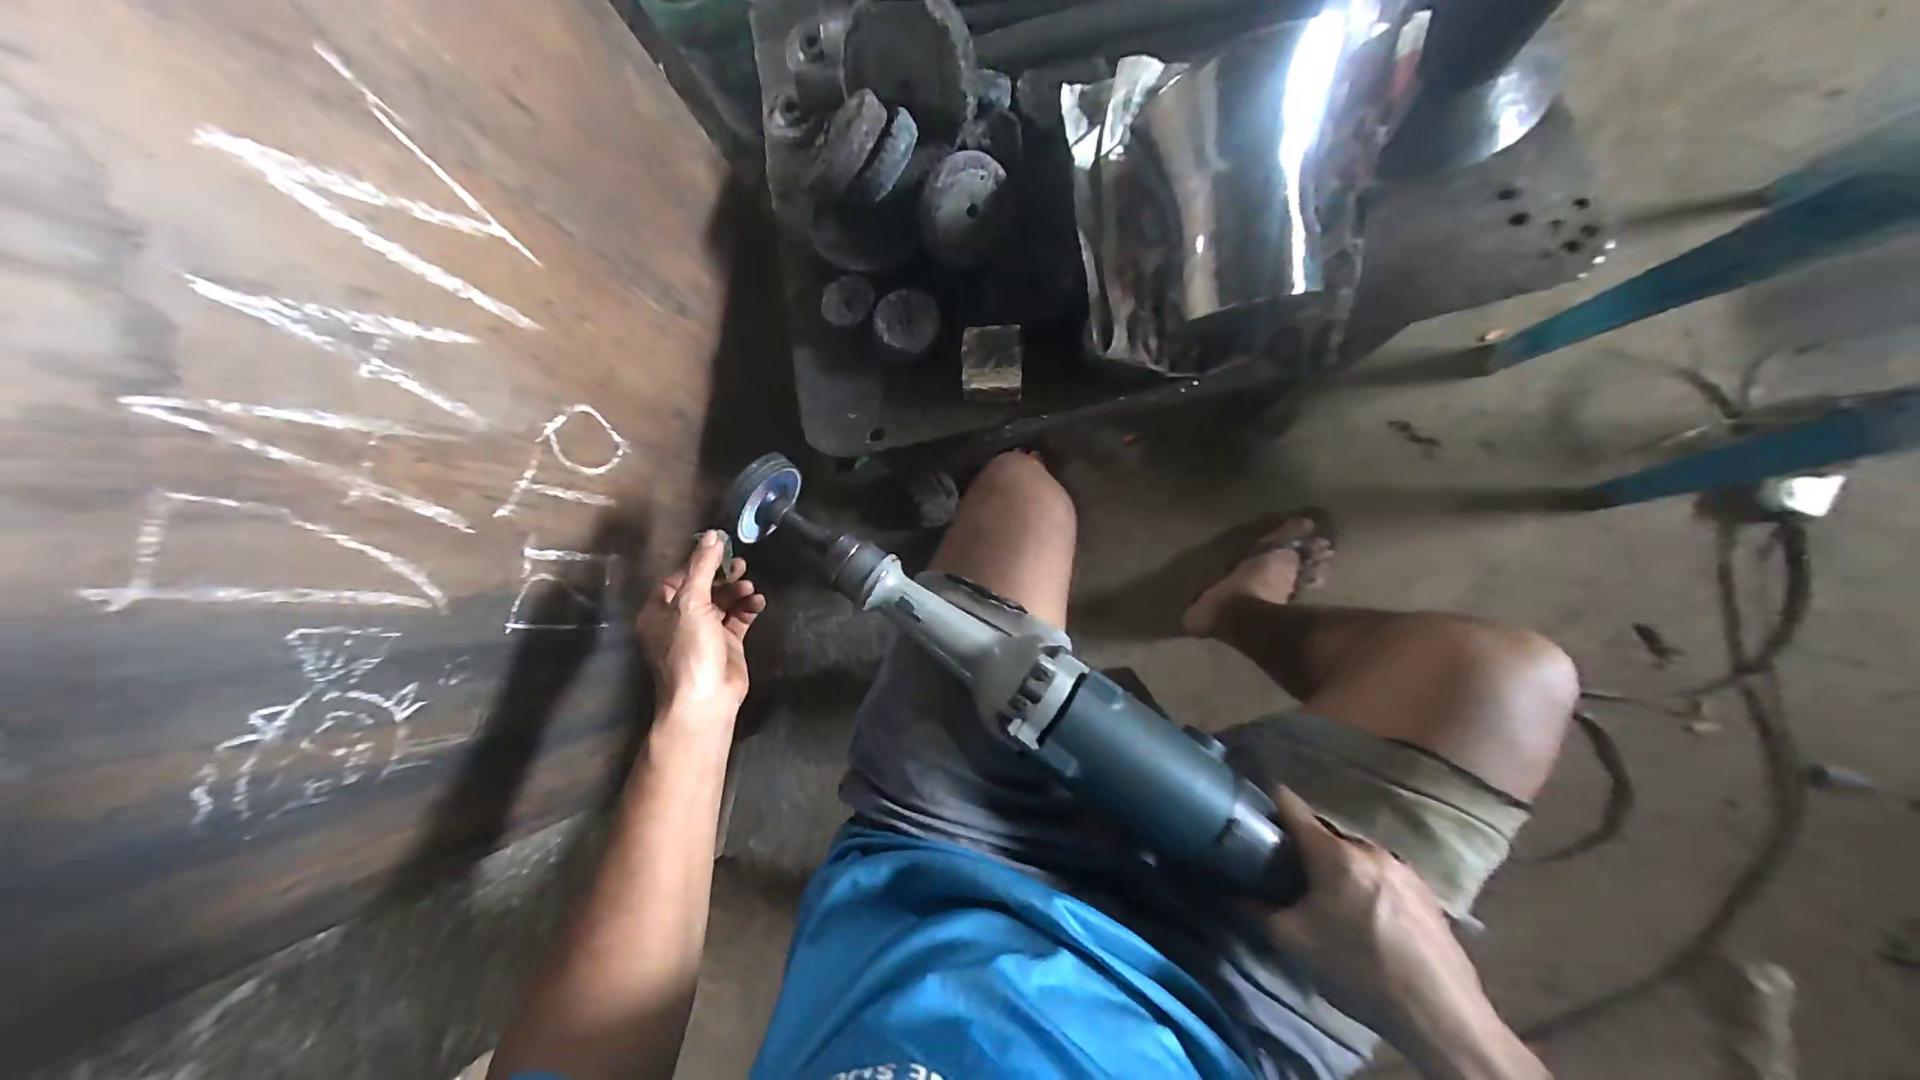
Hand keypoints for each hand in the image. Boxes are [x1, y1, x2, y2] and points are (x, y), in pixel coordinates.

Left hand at [637, 531, 765, 718]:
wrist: (705, 698)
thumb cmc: (689, 648)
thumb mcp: (691, 602)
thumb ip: (702, 567)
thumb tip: (713, 535)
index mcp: (659, 610)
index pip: (677, 577)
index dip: (697, 562)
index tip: (720, 549)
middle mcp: (679, 620)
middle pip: (702, 588)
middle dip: (721, 575)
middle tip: (741, 564)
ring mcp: (704, 633)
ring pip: (722, 602)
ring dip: (736, 591)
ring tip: (750, 585)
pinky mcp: (727, 644)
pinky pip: (738, 618)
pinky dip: (748, 608)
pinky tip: (758, 601)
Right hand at [1260, 788, 1547, 1079]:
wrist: (1443, 1018)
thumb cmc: (1359, 970)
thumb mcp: (1293, 942)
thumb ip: (1255, 910)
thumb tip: (1230, 892)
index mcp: (1334, 852)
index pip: (1290, 804)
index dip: (1266, 801)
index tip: (1250, 808)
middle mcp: (1369, 848)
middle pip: (1324, 833)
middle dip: (1302, 846)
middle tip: (1285, 870)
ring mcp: (1403, 869)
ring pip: (1354, 854)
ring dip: (1336, 867)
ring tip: (1325, 897)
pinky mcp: (1427, 893)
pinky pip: (1381, 874)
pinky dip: (1364, 883)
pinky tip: (1364, 917)